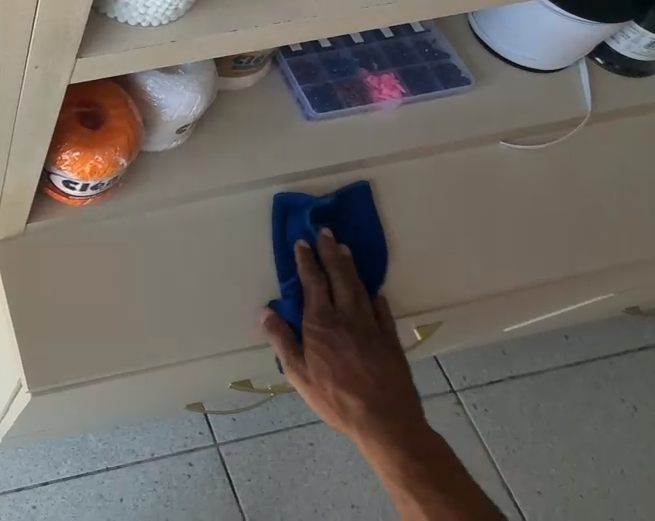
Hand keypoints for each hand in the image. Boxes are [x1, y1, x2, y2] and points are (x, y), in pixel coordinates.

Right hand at [259, 228, 425, 447]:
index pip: (312, 282)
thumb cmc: (335, 398)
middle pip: (338, 277)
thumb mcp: (297, 373)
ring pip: (359, 288)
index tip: (302, 242)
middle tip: (325, 231)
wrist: (386, 422)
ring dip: (350, 266)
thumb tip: (264, 310)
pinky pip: (382, 311)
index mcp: (320, 322)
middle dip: (330, 252)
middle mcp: (346, 317)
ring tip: (344, 248)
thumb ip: (281, 339)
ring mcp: (371, 327)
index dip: (306, 260)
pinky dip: (375, 297)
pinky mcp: (390, 340)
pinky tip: (374, 291)